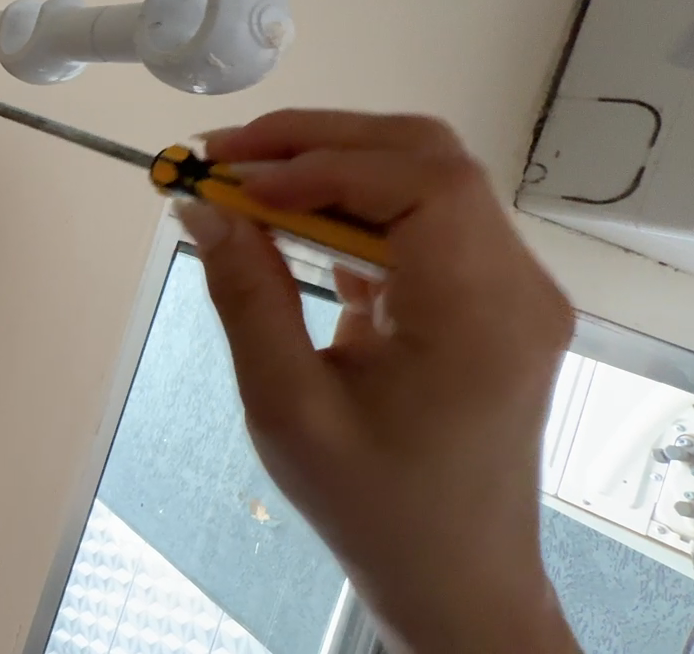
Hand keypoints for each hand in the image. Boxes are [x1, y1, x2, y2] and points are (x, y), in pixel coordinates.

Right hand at [181, 111, 578, 652]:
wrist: (451, 572)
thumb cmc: (370, 499)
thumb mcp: (285, 402)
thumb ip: (245, 294)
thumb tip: (200, 207)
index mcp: (479, 315)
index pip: (422, 184)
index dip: (319, 163)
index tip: (232, 185)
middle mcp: (511, 284)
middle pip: (424, 156)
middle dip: (311, 139)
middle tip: (219, 158)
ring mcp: (500, 286)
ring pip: (417, 172)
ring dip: (320, 160)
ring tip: (236, 180)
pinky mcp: (474, 292)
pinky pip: (408, 213)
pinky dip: (335, 197)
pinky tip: (277, 220)